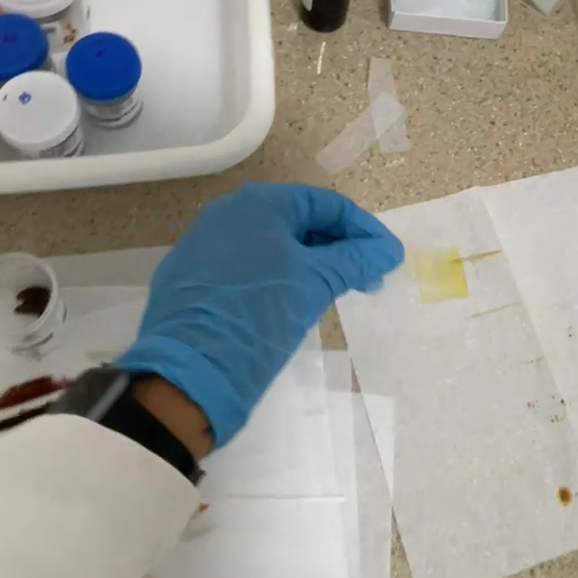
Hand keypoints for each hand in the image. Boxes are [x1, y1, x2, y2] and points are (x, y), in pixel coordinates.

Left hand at [115, 183, 404, 443]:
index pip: (325, 204)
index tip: (387, 258)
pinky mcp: (191, 276)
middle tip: (367, 278)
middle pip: (298, 221)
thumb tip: (389, 250)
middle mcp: (228, 213)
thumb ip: (355, 260)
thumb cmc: (259, 314)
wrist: (188, 373)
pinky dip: (275, 277)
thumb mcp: (315, 284)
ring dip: (309, 263)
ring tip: (334, 291)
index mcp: (258, 204)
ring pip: (271, 245)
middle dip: (337, 247)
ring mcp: (204, 244)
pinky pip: (245, 265)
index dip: (363, 229)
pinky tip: (291, 303)